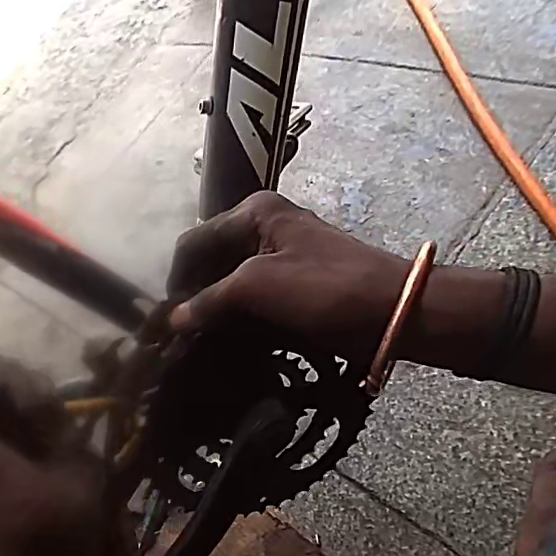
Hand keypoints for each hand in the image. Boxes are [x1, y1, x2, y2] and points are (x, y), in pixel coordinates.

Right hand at [168, 193, 411, 362]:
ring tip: (196, 343)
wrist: (390, 312)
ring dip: (214, 311)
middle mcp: (264, 228)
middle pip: (211, 262)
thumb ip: (209, 299)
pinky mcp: (293, 286)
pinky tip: (224, 342)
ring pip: (230, 283)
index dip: (176, 279)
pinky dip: (236, 319)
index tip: (165, 319)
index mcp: (253, 212)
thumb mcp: (257, 286)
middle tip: (178, 335)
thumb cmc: (323, 288)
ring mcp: (281, 258)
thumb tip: (172, 320)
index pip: (194, 242)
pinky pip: (252, 300)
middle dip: (194, 296)